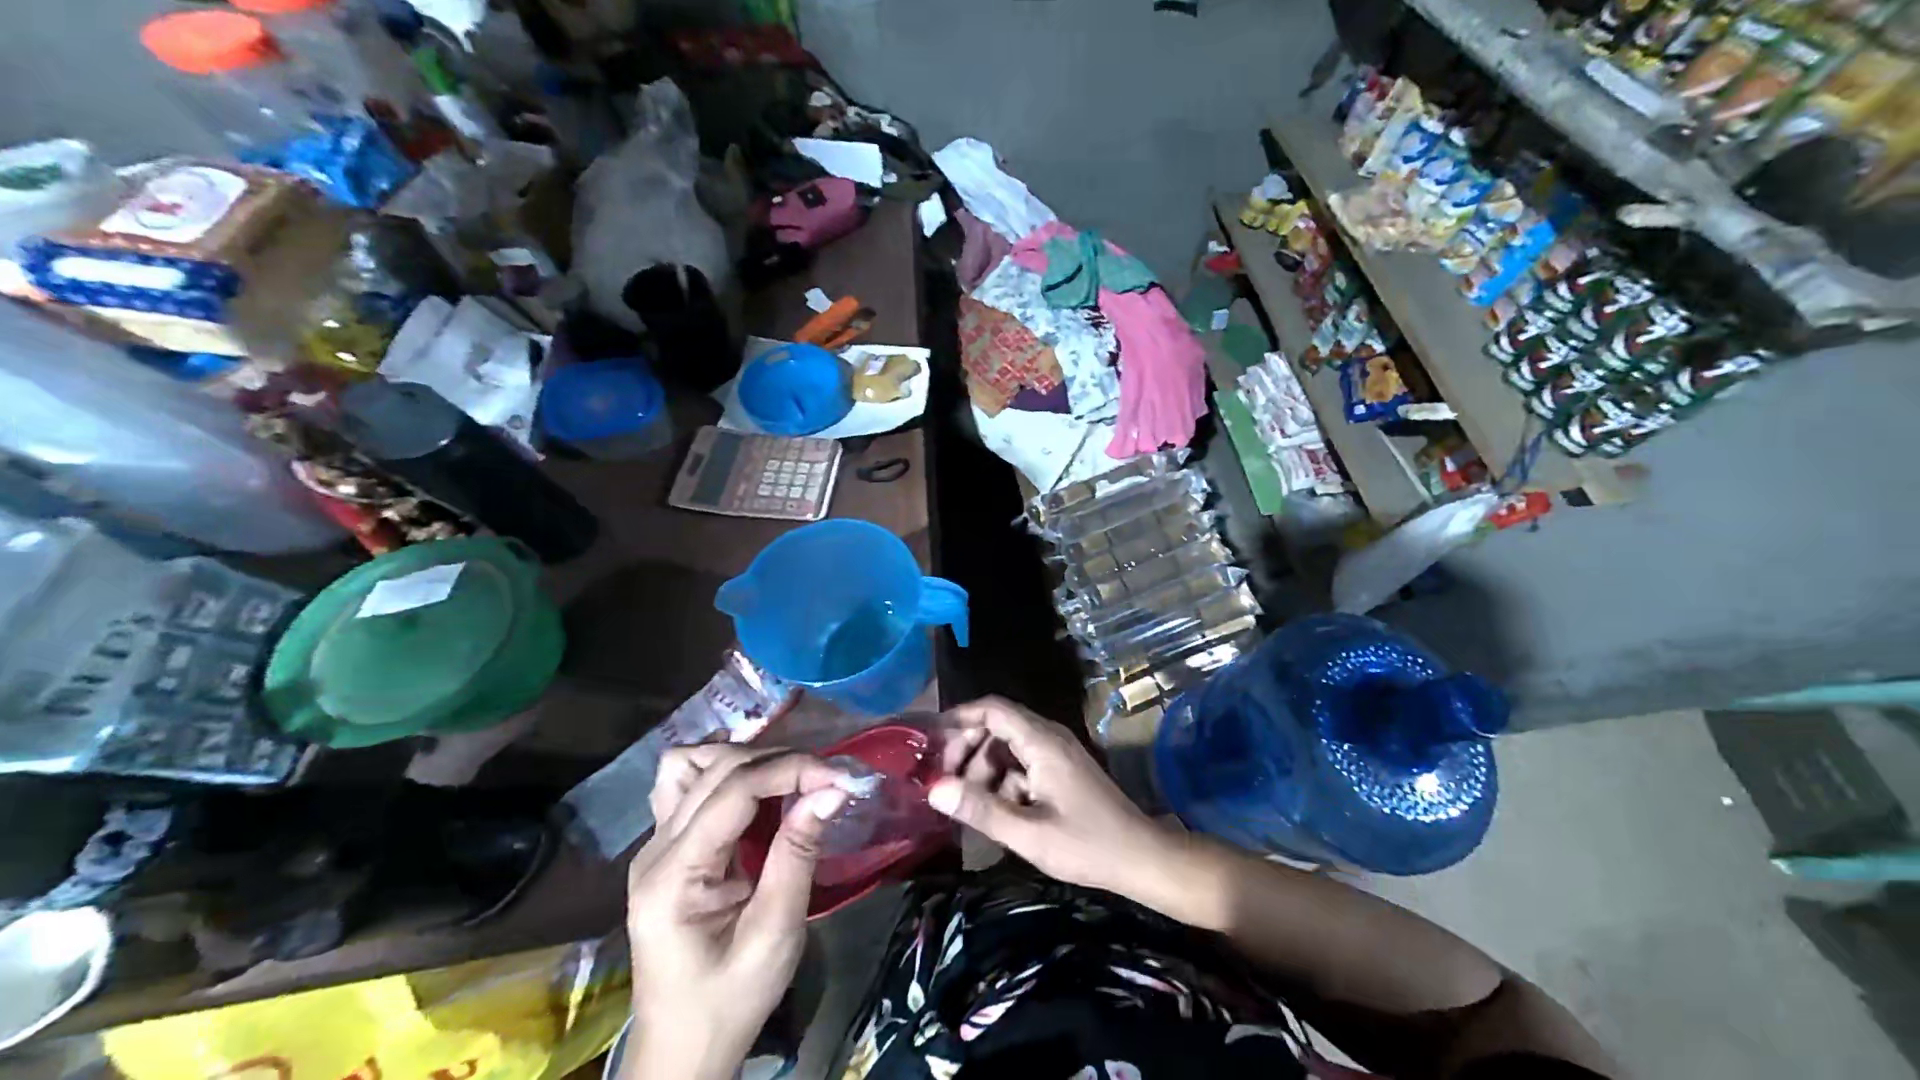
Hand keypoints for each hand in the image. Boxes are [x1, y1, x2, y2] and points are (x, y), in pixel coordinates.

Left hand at [624, 745, 849, 1079]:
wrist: (682, 1048)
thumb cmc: (730, 1001)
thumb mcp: (774, 935)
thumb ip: (797, 856)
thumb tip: (831, 791)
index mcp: (674, 875)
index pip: (733, 791)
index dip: (789, 770)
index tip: (839, 777)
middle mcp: (655, 849)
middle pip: (713, 769)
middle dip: (777, 762)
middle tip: (826, 780)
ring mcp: (653, 846)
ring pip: (691, 766)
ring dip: (744, 758)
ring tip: (788, 777)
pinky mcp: (664, 849)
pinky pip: (685, 787)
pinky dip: (722, 772)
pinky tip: (753, 786)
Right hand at [928, 696, 1171, 897]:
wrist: (1141, 858)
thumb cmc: (1086, 844)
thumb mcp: (1028, 833)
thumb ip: (980, 809)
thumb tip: (933, 789)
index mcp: (1041, 741)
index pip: (992, 709)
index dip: (959, 718)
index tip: (931, 742)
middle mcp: (1048, 737)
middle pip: (996, 726)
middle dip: (967, 749)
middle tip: (945, 781)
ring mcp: (1056, 753)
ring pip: (1007, 747)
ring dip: (984, 769)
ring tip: (969, 804)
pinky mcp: (1060, 770)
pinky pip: (1022, 763)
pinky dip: (1004, 781)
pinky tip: (999, 812)